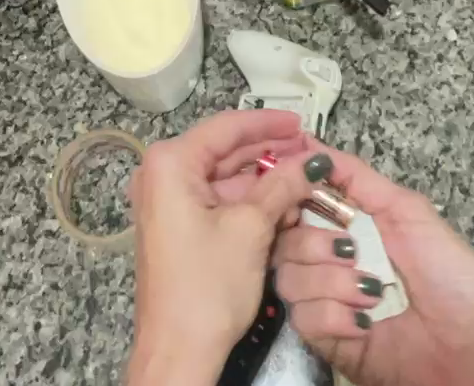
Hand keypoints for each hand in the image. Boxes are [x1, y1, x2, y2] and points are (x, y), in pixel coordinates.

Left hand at [125, 109, 319, 385]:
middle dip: (267, 150)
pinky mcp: (177, 224)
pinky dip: (248, 198)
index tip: (299, 121)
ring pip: (223, 176)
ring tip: (303, 171)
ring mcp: (167, 200)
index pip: (225, 128)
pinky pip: (216, 198)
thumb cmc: (206, 286)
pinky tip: (281, 197)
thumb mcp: (250, 229)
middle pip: (223, 150)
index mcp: (169, 163)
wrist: (177, 350)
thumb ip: (281, 186)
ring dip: (262, 176)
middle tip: (308, 147)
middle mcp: (161, 173)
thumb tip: (312, 160)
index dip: (266, 123)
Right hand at [274, 144, 473, 385]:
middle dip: (312, 243)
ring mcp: (327, 301)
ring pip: (287, 277)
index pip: (293, 204)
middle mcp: (328, 261)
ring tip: (371, 291)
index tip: (289, 188)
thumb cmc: (451, 273)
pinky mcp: (329, 342)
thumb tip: (307, 140)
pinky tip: (365, 321)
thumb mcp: (405, 209)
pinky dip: (333, 315)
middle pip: (281, 240)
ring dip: (329, 281)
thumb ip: (353, 175)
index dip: (285, 195)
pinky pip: (303, 318)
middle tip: (350, 250)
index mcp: (344, 226)